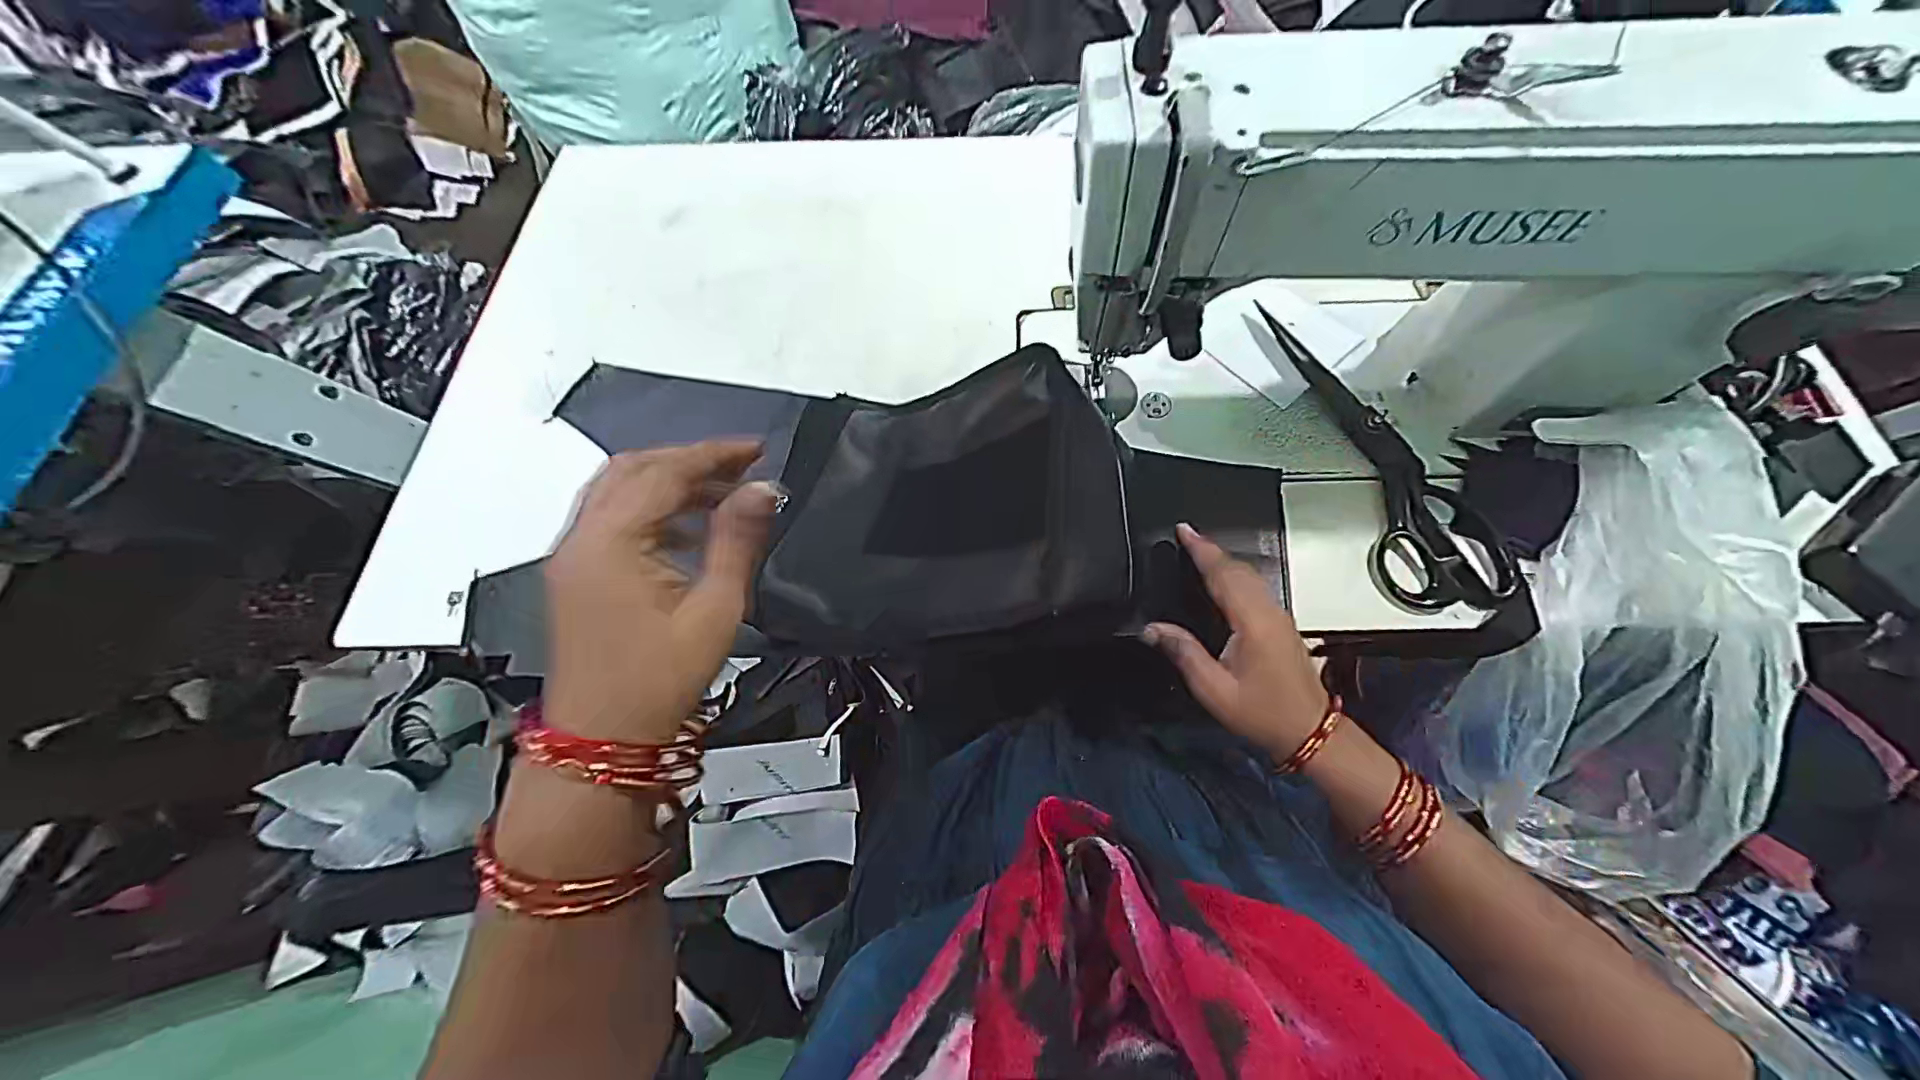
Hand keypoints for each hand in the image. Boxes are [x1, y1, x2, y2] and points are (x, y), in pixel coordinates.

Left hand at [542, 441, 779, 742]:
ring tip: (725, 494)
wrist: (604, 738)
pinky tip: (693, 529)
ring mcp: (574, 557)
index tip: (752, 449)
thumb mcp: (716, 609)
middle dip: (691, 460)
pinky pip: (614, 519)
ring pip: (621, 490)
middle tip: (740, 464)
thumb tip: (761, 493)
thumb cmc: (651, 686)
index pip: (664, 471)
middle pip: (635, 469)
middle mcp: (581, 542)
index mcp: (611, 544)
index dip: (714, 453)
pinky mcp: (578, 574)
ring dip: (672, 483)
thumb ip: (739, 540)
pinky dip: (654, 510)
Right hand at [1143, 524, 1330, 758]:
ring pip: (1250, 575)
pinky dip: (1235, 575)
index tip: (1183, 530)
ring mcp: (1280, 617)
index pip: (1223, 573)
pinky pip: (1256, 587)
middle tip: (1185, 536)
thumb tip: (1153, 629)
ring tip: (1199, 552)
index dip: (1201, 549)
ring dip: (1224, 560)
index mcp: (1252, 623)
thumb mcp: (1213, 689)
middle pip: (1239, 568)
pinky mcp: (1283, 624)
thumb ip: (1183, 653)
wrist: (1310, 731)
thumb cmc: (1263, 713)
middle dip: (1211, 548)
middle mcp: (1270, 613)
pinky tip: (1222, 580)